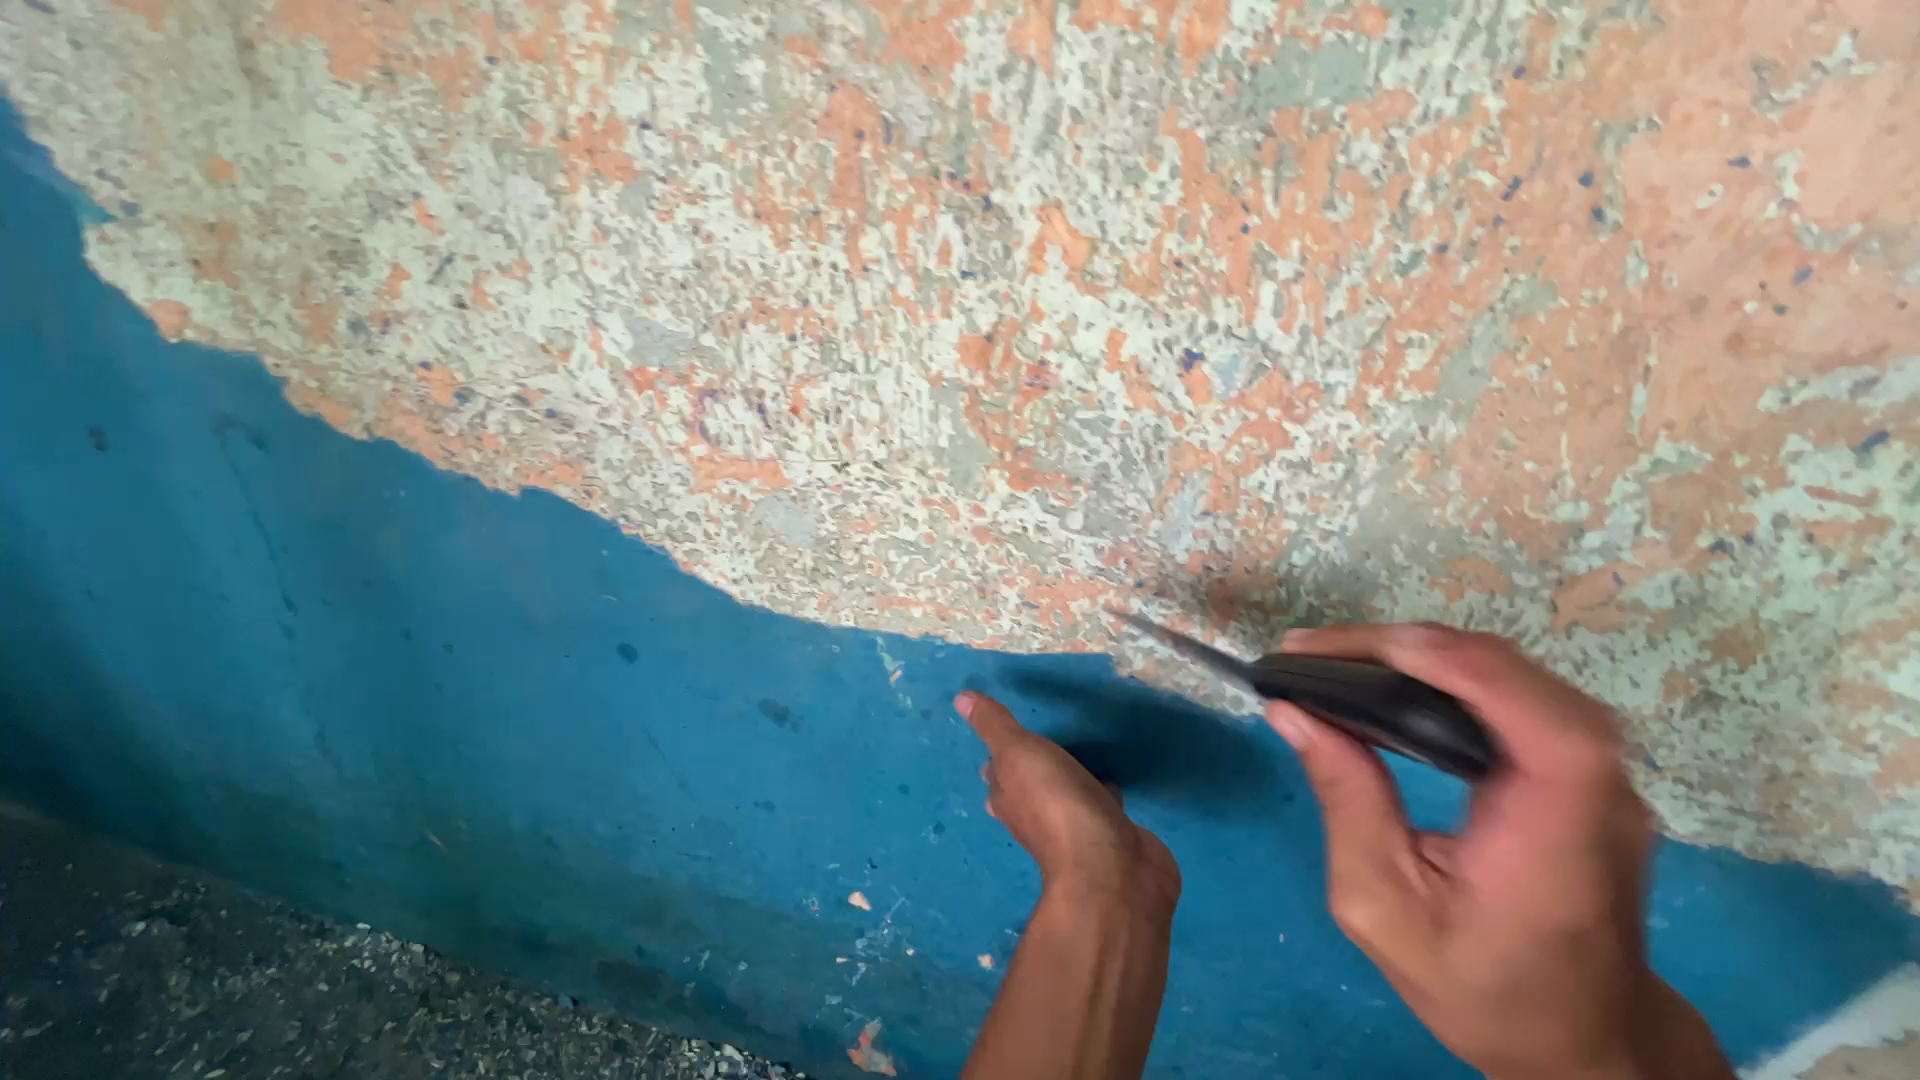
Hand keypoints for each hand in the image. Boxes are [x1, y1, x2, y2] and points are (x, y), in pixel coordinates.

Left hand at [957, 691, 1179, 915]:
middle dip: (1029, 773)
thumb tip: (960, 698)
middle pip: (1027, 789)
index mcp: (1009, 799)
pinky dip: (1104, 795)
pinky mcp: (1111, 836)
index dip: (999, 757)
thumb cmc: (1056, 803)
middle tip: (1040, 748)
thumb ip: (995, 725)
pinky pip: (1103, 807)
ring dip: (1069, 782)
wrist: (1111, 867)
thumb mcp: (1018, 752)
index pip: (997, 774)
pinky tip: (1114, 783)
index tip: (1004, 738)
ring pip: (1066, 797)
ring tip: (1076, 759)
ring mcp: (1075, 829)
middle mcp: (1035, 817)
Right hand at [1267, 624, 1731, 1079]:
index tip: (1361, 651)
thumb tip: (1292, 714)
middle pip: (1516, 676)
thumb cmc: (1480, 987)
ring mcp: (1598, 773)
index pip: (1541, 721)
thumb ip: (1346, 803)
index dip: (1459, 666)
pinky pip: (1512, 693)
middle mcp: (1598, 790)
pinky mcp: (1578, 767)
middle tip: (1315, 651)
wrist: (1580, 1035)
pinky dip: (1445, 671)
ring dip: (1423, 651)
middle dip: (1410, 646)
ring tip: (1337, 659)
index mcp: (1558, 835)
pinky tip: (1390, 678)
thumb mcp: (1382, 908)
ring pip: (1514, 673)